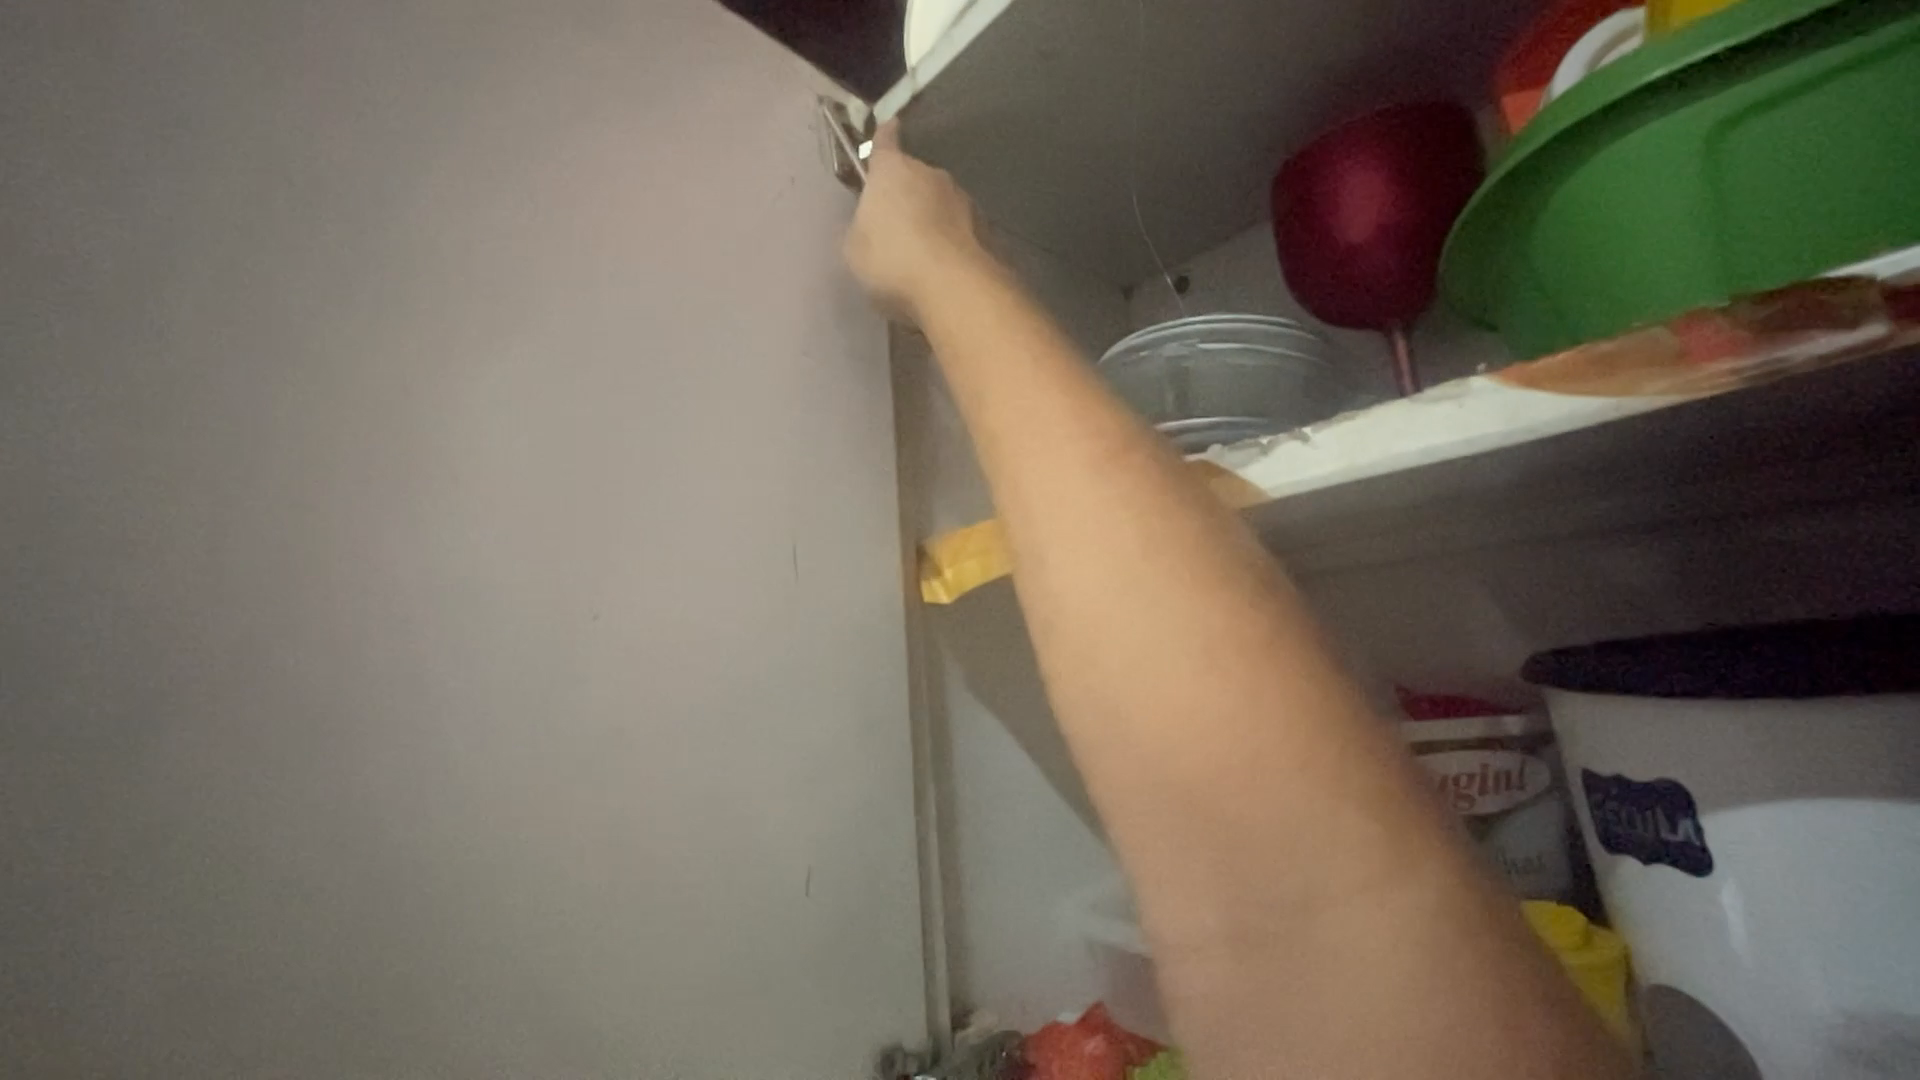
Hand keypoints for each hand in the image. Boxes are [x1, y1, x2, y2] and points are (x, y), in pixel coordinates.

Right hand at [843, 122, 992, 318]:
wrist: (953, 287)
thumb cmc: (892, 261)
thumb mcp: (854, 250)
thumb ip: (859, 230)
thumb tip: (867, 226)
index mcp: (892, 171)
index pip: (885, 144)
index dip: (884, 138)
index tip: (888, 127)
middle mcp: (931, 176)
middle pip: (915, 179)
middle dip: (907, 196)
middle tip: (897, 227)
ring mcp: (963, 201)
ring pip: (942, 205)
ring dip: (933, 221)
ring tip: (923, 254)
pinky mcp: (986, 229)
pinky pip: (960, 231)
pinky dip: (952, 243)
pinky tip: (945, 268)